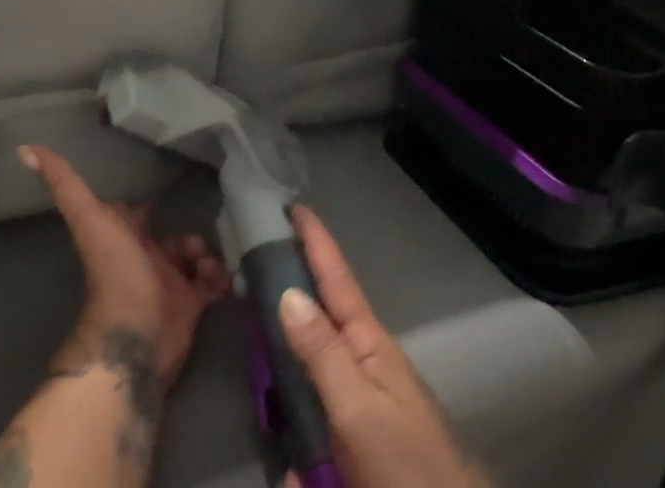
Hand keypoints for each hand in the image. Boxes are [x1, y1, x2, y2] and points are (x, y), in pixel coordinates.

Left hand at [20, 145, 231, 390]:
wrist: (138, 337)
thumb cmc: (115, 273)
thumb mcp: (90, 218)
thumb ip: (64, 183)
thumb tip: (24, 148)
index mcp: (120, 235)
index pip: (137, 208)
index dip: (152, 195)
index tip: (176, 175)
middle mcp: (143, 255)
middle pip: (171, 232)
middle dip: (188, 230)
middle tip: (194, 238)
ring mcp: (168, 281)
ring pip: (194, 255)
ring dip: (205, 253)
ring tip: (203, 262)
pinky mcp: (190, 303)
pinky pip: (211, 282)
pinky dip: (218, 277)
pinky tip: (216, 278)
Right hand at [278, 206, 491, 487]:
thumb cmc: (406, 460)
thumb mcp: (359, 407)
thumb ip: (323, 352)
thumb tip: (289, 291)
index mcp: (370, 345)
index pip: (338, 281)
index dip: (317, 243)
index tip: (295, 205)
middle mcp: (363, 363)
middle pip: (320, 312)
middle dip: (294, 284)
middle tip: (258, 261)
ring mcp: (358, 397)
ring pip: (312, 358)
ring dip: (288, 347)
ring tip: (260, 330)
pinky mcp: (350, 430)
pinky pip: (312, 408)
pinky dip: (297, 414)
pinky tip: (291, 443)